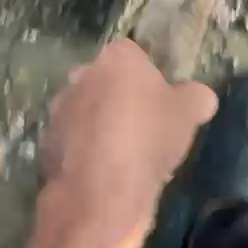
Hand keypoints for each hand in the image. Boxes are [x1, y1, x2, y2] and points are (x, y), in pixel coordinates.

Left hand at [43, 39, 217, 229]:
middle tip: (144, 126)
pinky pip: (72, 140)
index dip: (149, 76)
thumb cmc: (149, 139)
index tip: (160, 101)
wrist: (101, 193)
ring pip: (87, 109)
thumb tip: (201, 96)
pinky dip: (84, 151)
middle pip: (107, 79)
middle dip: (121, 97)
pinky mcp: (46, 141)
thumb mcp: (190, 114)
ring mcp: (60, 107)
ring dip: (101, 124)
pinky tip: (103, 172)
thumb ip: (197, 97)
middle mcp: (82, 73)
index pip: (134, 54)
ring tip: (124, 154)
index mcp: (116, 57)